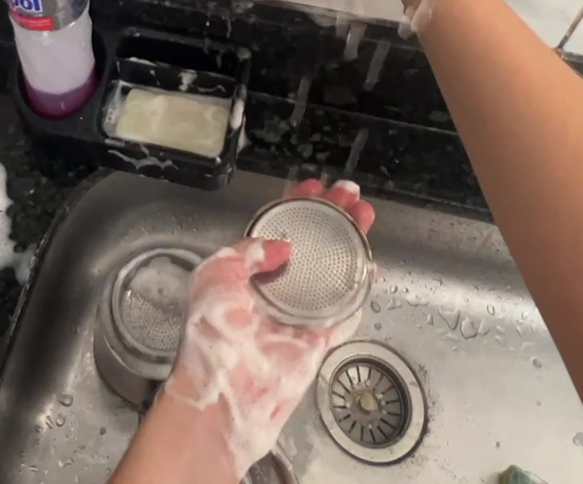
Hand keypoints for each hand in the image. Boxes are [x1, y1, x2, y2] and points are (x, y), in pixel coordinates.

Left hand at [160, 179, 377, 475]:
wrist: (222, 395)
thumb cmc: (210, 334)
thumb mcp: (216, 274)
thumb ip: (250, 251)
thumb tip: (283, 247)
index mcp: (246, 270)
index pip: (277, 228)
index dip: (297, 204)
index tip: (315, 186)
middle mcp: (274, 287)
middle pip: (311, 243)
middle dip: (331, 216)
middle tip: (350, 195)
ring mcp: (297, 312)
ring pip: (331, 268)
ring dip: (349, 242)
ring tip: (365, 217)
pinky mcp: (316, 338)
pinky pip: (343, 309)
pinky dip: (359, 289)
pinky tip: (371, 267)